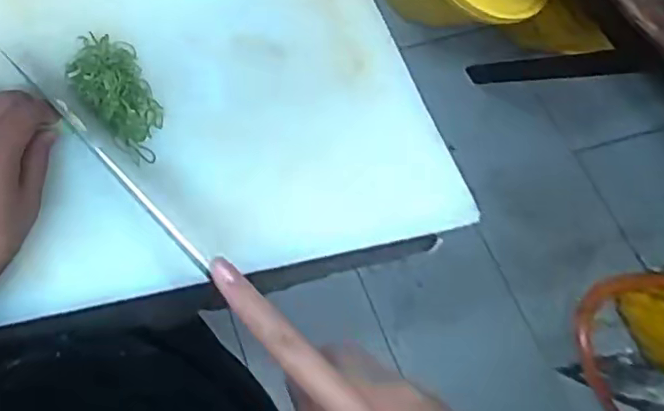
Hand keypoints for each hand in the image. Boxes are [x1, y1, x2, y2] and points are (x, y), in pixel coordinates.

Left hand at [0, 90, 58, 304]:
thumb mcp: (28, 203)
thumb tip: (47, 132)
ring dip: (2, 103)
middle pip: (3, 99)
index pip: (24, 110)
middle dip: (26, 104)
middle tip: (40, 123)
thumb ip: (38, 161)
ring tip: (16, 125)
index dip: (44, 110)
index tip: (55, 121)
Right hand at [211, 258, 448, 410]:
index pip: (293, 351)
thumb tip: (299, 392)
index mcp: (358, 408)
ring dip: (354, 397)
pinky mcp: (443, 406)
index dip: (254, 311)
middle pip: (330, 355)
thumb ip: (308, 408)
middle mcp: (392, 394)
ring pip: (364, 375)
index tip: (221, 267)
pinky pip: (398, 394)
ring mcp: (423, 398)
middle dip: (316, 377)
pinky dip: (383, 409)